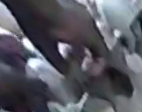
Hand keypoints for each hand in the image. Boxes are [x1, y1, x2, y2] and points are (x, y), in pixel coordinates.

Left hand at [0, 0, 115, 79]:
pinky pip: (79, 20)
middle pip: (97, 42)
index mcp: (89, 34)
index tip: (87, 74)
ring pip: (88, 30)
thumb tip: (69, 74)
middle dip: (90, 55)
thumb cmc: (38, 23)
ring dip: (83, 42)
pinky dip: (75, 30)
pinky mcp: (69, 0)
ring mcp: (78, 6)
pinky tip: (63, 34)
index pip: (103, 55)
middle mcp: (89, 19)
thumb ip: (62, 65)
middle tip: (79, 64)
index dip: (97, 68)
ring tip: (70, 49)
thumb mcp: (48, 50)